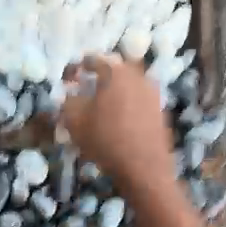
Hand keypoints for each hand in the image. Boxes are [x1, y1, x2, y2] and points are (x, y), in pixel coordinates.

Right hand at [57, 56, 172, 195]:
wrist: (143, 167)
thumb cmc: (105, 139)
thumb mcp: (74, 120)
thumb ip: (67, 101)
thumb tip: (69, 93)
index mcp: (116, 71)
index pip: (92, 59)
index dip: (76, 68)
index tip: (67, 80)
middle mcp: (137, 75)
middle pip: (113, 70)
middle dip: (97, 77)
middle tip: (83, 90)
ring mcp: (152, 92)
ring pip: (126, 85)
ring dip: (112, 91)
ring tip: (98, 106)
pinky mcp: (159, 109)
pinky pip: (136, 99)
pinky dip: (124, 104)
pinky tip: (115, 119)